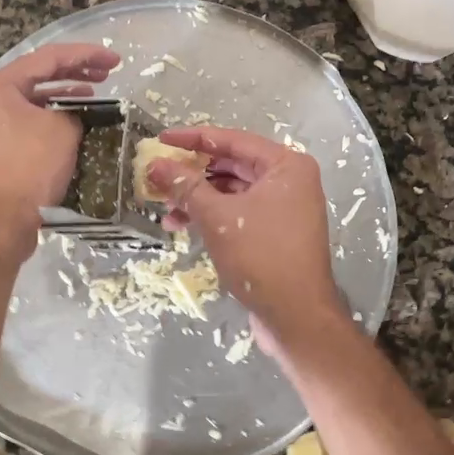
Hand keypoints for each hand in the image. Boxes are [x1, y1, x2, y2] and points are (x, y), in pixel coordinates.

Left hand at [0, 43, 119, 254]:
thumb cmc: (28, 169)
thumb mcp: (63, 131)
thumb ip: (74, 112)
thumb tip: (76, 117)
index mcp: (0, 86)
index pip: (49, 57)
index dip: (87, 55)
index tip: (116, 61)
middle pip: (38, 75)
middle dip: (75, 72)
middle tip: (107, 73)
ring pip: (33, 101)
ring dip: (64, 95)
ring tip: (92, 94)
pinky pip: (28, 123)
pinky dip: (52, 119)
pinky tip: (72, 126)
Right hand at [146, 126, 347, 350]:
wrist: (297, 317)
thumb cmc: (261, 257)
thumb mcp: (218, 217)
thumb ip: (186, 186)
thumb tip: (156, 165)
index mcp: (286, 165)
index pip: (232, 140)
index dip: (193, 138)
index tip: (161, 138)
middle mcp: (290, 180)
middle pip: (233, 164)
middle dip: (193, 172)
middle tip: (158, 175)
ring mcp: (285, 207)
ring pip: (233, 190)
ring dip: (198, 197)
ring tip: (164, 208)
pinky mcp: (276, 232)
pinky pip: (239, 211)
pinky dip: (213, 215)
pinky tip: (183, 225)